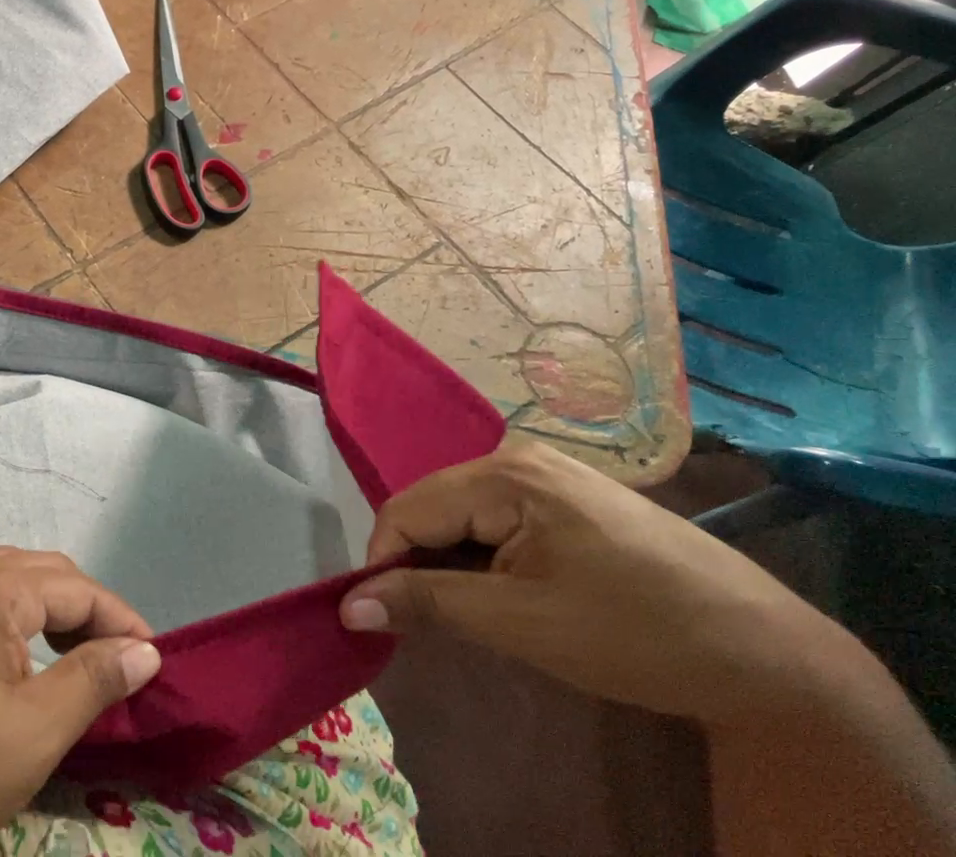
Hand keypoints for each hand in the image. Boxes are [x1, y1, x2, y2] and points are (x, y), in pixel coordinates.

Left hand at [0, 547, 161, 856]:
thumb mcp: (34, 731)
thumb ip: (94, 679)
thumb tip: (145, 649)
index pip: (77, 587)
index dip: (123, 621)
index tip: (156, 665)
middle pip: (46, 575)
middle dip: (92, 613)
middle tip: (125, 664)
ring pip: (15, 586)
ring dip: (56, 616)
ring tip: (86, 664)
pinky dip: (21, 624)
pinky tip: (32, 665)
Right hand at [337, 439, 881, 729]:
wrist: (770, 657)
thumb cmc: (635, 633)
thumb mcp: (518, 622)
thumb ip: (425, 604)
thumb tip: (345, 606)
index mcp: (506, 474)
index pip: (405, 511)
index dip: (383, 565)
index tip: (383, 619)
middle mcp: (520, 458)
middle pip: (432, 509)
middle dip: (418, 565)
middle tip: (430, 624)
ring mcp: (550, 476)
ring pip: (461, 518)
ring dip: (450, 566)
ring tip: (474, 615)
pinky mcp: (569, 500)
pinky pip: (495, 522)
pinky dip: (483, 561)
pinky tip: (507, 596)